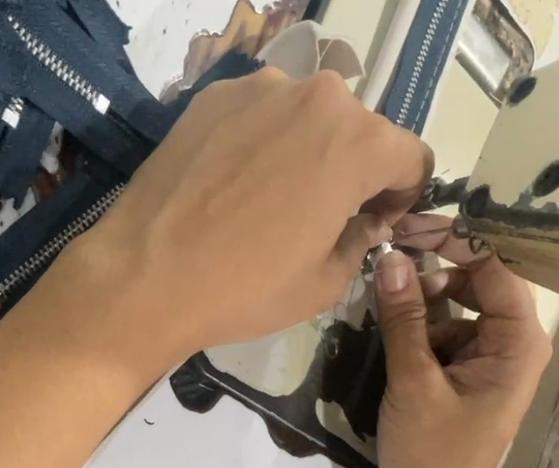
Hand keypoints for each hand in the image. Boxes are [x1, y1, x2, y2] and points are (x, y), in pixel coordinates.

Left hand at [42, 68, 431, 364]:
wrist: (146, 275)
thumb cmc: (245, 288)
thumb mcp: (323, 284)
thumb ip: (361, 242)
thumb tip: (365, 221)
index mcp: (359, 142)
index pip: (412, 156)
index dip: (403, 194)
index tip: (377, 221)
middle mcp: (317, 96)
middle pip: (357, 131)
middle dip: (352, 170)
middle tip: (321, 216)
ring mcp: (260, 88)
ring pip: (305, 117)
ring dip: (304, 150)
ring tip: (268, 201)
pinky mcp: (212, 97)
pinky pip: (257, 115)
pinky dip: (258, 142)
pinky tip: (230, 186)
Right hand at [371, 214, 552, 467]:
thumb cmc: (429, 455)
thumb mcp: (413, 382)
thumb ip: (404, 317)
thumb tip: (391, 257)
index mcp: (518, 344)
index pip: (496, 268)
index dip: (456, 242)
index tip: (408, 228)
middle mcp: (510, 348)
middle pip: (477, 285)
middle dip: (435, 273)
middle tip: (387, 265)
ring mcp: (485, 367)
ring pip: (455, 311)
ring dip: (420, 304)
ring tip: (381, 306)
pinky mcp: (460, 383)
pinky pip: (442, 339)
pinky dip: (417, 332)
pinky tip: (388, 336)